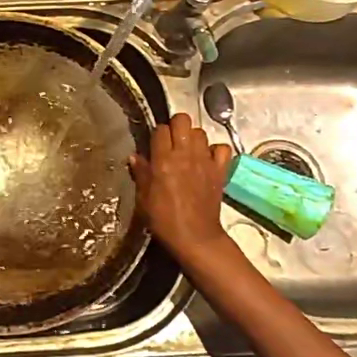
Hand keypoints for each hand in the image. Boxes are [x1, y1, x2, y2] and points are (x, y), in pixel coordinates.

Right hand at [130, 113, 235, 259]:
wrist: (195, 236)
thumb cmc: (164, 219)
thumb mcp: (144, 198)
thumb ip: (141, 173)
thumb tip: (134, 157)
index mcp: (163, 160)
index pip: (160, 130)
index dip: (156, 135)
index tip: (153, 145)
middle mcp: (185, 154)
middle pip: (182, 120)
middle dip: (175, 126)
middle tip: (171, 141)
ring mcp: (205, 161)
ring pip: (201, 132)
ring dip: (193, 137)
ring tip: (187, 151)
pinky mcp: (220, 170)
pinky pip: (222, 148)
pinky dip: (215, 150)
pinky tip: (207, 159)